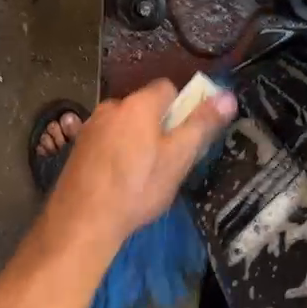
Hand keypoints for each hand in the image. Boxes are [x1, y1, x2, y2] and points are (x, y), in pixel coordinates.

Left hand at [44, 78, 236, 248]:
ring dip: (135, 139)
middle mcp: (112, 106)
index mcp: (138, 104)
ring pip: (124, 124)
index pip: (167, 88)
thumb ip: (202, 124)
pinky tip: (118, 180)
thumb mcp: (178, 158)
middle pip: (144, 107)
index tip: (184, 136)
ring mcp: (91, 125)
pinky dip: (115, 151)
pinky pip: (106, 139)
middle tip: (167, 161)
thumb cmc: (138, 187)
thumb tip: (228, 96)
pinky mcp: (78, 146)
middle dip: (158, 126)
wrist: (83, 219)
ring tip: (141, 175)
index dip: (181, 108)